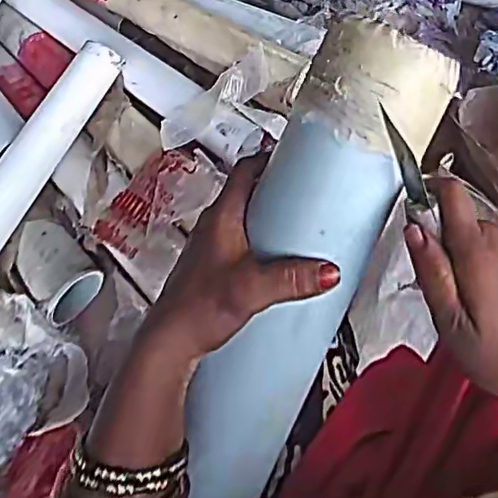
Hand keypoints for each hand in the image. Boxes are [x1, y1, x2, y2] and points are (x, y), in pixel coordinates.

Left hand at [139, 153, 339, 362]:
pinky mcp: (214, 264)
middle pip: (247, 191)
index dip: (268, 158)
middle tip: (302, 192)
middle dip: (275, 188)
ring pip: (244, 216)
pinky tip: (275, 260)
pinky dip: (260, 239)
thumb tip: (327, 271)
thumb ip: (291, 279)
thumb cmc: (196, 308)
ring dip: (268, 215)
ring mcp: (212, 243)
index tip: (291, 156)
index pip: (244, 170)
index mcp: (222, 216)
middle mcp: (214, 224)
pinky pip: (242, 239)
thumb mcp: (252, 288)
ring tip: (295, 226)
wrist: (170, 341)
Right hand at [405, 178, 497, 423]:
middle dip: (435, 238)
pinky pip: (479, 242)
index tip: (414, 218)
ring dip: (450, 252)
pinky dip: (467, 259)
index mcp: (476, 247)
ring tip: (455, 294)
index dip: (427, 192)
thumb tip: (412, 230)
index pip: (451, 190)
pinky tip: (471, 293)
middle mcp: (495, 237)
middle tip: (435, 281)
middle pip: (453, 214)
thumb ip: (431, 270)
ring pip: (464, 230)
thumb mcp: (451, 321)